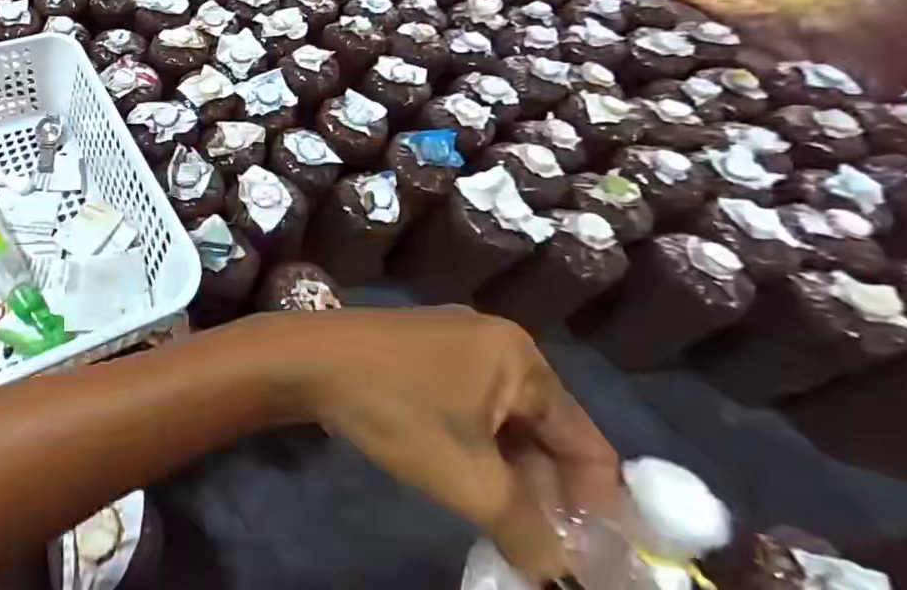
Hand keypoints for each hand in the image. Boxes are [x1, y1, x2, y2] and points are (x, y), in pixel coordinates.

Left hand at [242, 307, 622, 580]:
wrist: (312, 360)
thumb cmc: (397, 410)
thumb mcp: (467, 479)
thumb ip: (527, 530)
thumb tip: (562, 574)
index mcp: (521, 358)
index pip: (583, 439)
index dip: (594, 503)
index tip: (593, 556)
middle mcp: (497, 341)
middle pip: (544, 427)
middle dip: (548, 491)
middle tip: (545, 548)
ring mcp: (458, 341)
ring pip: (505, 418)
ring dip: (512, 472)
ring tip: (509, 525)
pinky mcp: (428, 349)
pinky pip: (473, 403)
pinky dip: (480, 445)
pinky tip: (470, 481)